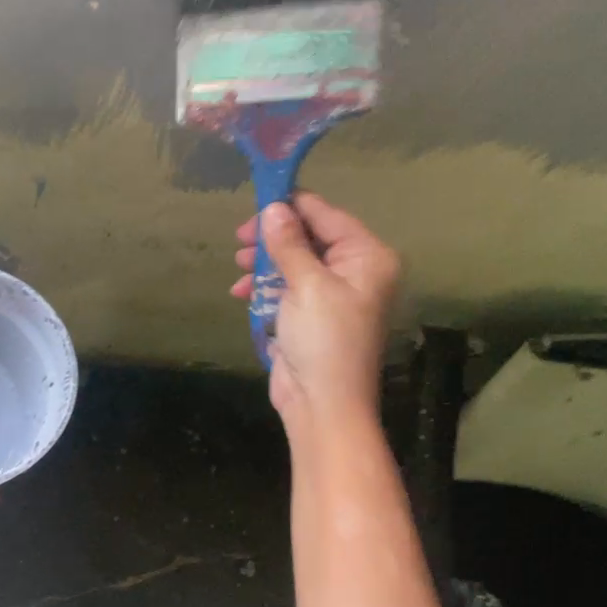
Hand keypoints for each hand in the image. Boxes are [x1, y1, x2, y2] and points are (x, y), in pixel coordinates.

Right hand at [231, 192, 400, 423]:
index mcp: (368, 256)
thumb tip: (273, 207)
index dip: (290, 206)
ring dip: (265, 263)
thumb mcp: (305, 284)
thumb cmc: (323, 338)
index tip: (253, 203)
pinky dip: (266, 286)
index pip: (326, 215)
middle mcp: (356, 270)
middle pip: (310, 237)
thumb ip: (288, 243)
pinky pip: (289, 287)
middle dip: (273, 238)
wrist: (323, 403)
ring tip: (238, 268)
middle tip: (240, 241)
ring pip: (295, 262)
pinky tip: (242, 292)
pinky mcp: (313, 315)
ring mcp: (335, 294)